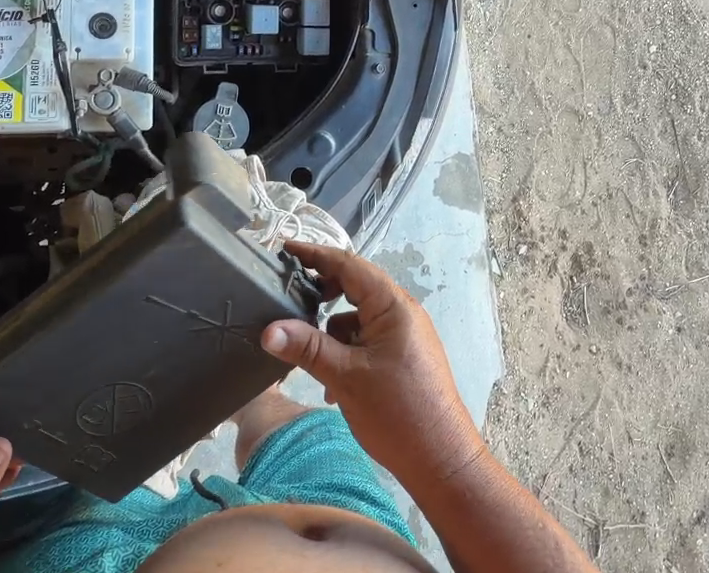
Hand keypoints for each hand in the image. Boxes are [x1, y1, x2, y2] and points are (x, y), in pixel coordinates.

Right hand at [261, 241, 485, 484]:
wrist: (441, 460)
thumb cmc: (396, 412)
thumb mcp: (344, 377)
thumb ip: (307, 348)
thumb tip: (267, 330)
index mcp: (392, 305)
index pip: (349, 265)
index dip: (316, 254)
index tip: (286, 248)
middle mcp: (403, 312)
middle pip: (355, 286)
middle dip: (322, 290)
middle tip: (289, 294)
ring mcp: (406, 335)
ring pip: (359, 317)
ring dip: (332, 329)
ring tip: (306, 350)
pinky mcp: (404, 356)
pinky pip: (368, 339)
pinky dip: (347, 350)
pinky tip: (331, 383)